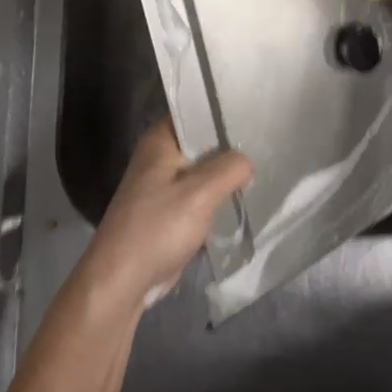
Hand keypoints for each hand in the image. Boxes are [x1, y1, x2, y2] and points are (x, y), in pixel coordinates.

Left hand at [79, 119, 251, 310]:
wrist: (121, 282)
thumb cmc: (157, 229)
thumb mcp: (200, 192)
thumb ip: (230, 168)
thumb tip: (247, 162)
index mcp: (160, 141)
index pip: (196, 110)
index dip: (225, 109)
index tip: (259, 112)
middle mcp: (159, 158)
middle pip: (203, 141)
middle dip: (232, 145)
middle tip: (270, 141)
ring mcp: (163, 186)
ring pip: (204, 171)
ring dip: (227, 174)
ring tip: (264, 167)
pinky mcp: (168, 212)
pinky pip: (200, 196)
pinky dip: (218, 197)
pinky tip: (244, 198)